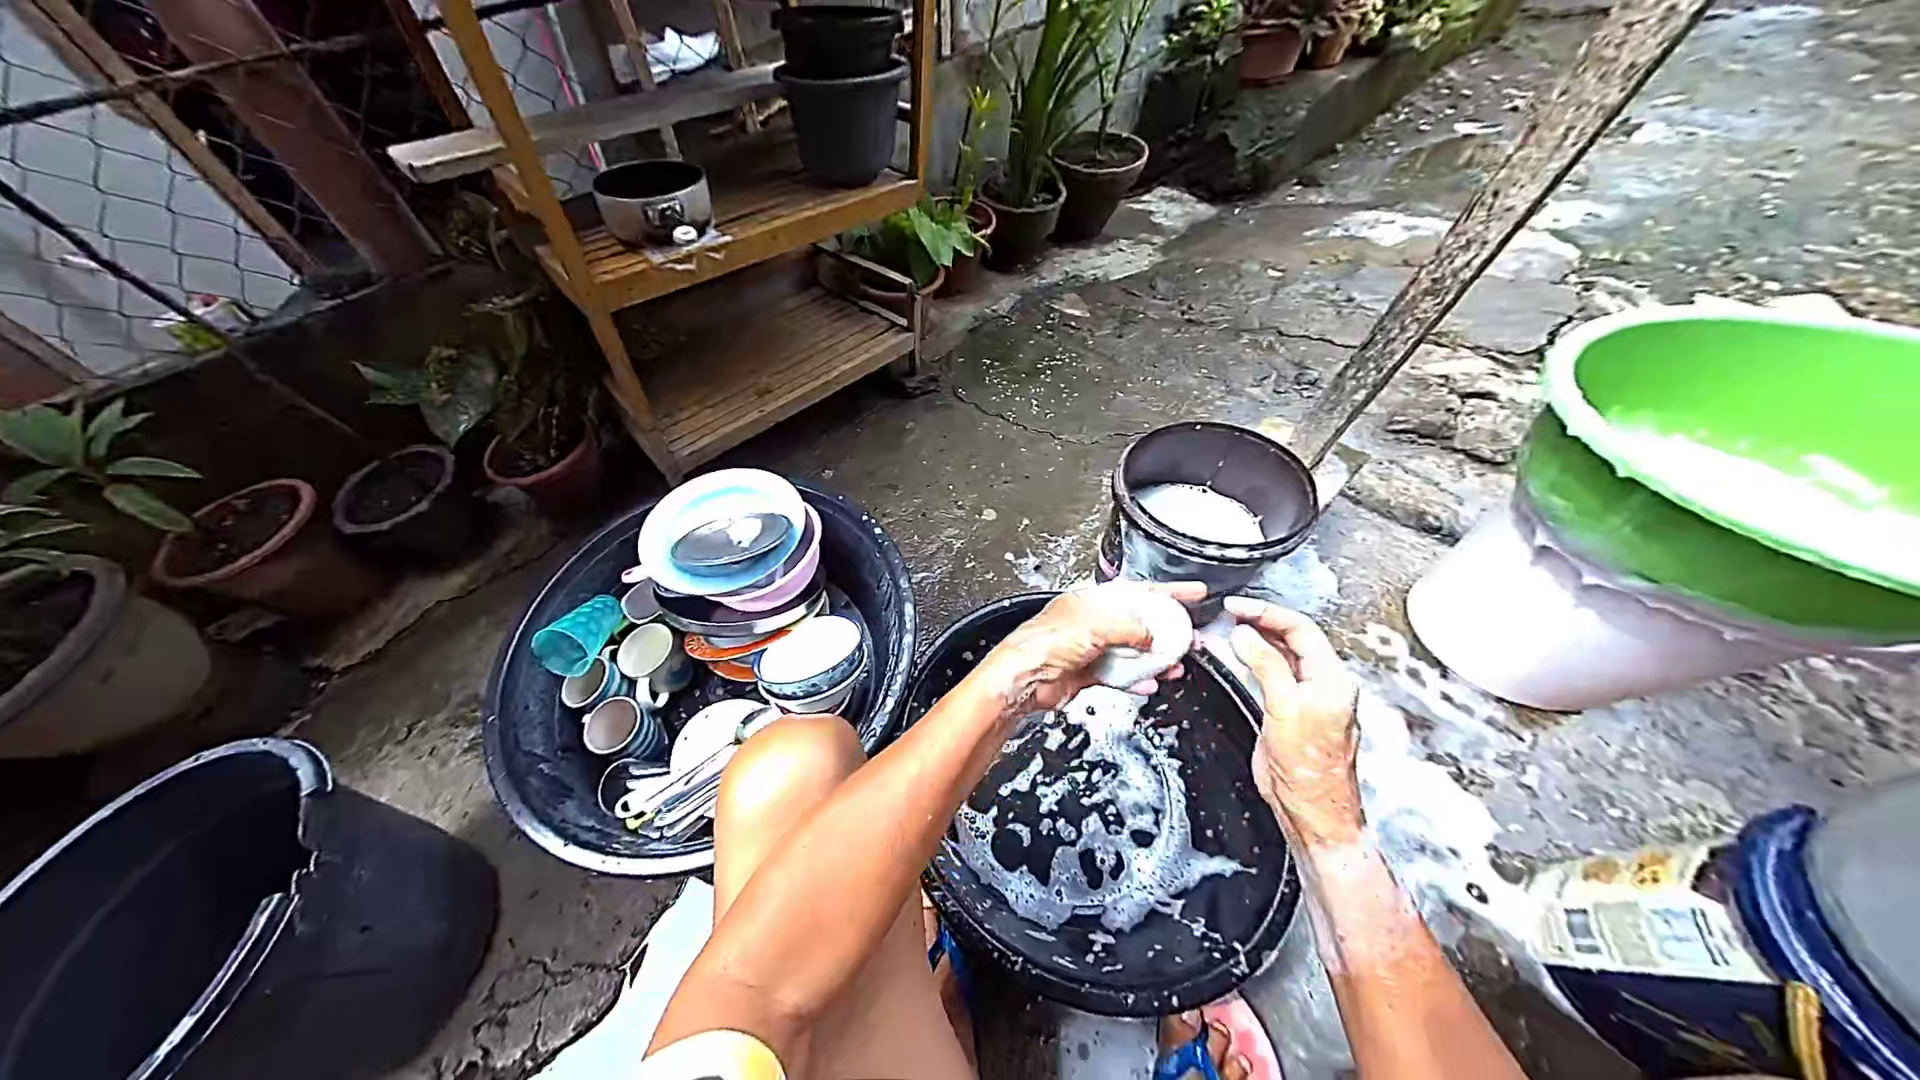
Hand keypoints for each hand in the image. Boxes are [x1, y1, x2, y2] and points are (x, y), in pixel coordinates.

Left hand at [968, 581, 1207, 720]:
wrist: (1022, 679)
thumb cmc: (1043, 643)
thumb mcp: (1095, 626)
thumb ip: (1129, 628)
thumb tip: (1151, 635)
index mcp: (1091, 601)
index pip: (1137, 591)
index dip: (1167, 591)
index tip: (1193, 592)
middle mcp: (1091, 622)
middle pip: (1138, 622)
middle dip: (1167, 630)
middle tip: (1191, 636)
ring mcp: (1089, 648)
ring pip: (1133, 651)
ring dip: (1156, 659)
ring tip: (1177, 664)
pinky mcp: (1087, 673)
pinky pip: (1120, 675)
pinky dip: (1137, 680)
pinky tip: (1150, 684)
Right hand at [1225, 596, 1362, 850]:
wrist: (1310, 809)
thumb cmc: (1310, 771)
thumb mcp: (1285, 708)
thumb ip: (1266, 666)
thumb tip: (1246, 634)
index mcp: (1332, 679)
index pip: (1300, 629)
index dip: (1267, 613)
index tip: (1238, 607)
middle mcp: (1323, 684)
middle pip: (1292, 638)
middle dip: (1260, 621)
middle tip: (1231, 613)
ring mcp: (1306, 697)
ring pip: (1280, 654)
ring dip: (1255, 640)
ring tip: (1229, 628)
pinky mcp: (1288, 710)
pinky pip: (1270, 674)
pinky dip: (1251, 660)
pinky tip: (1236, 656)